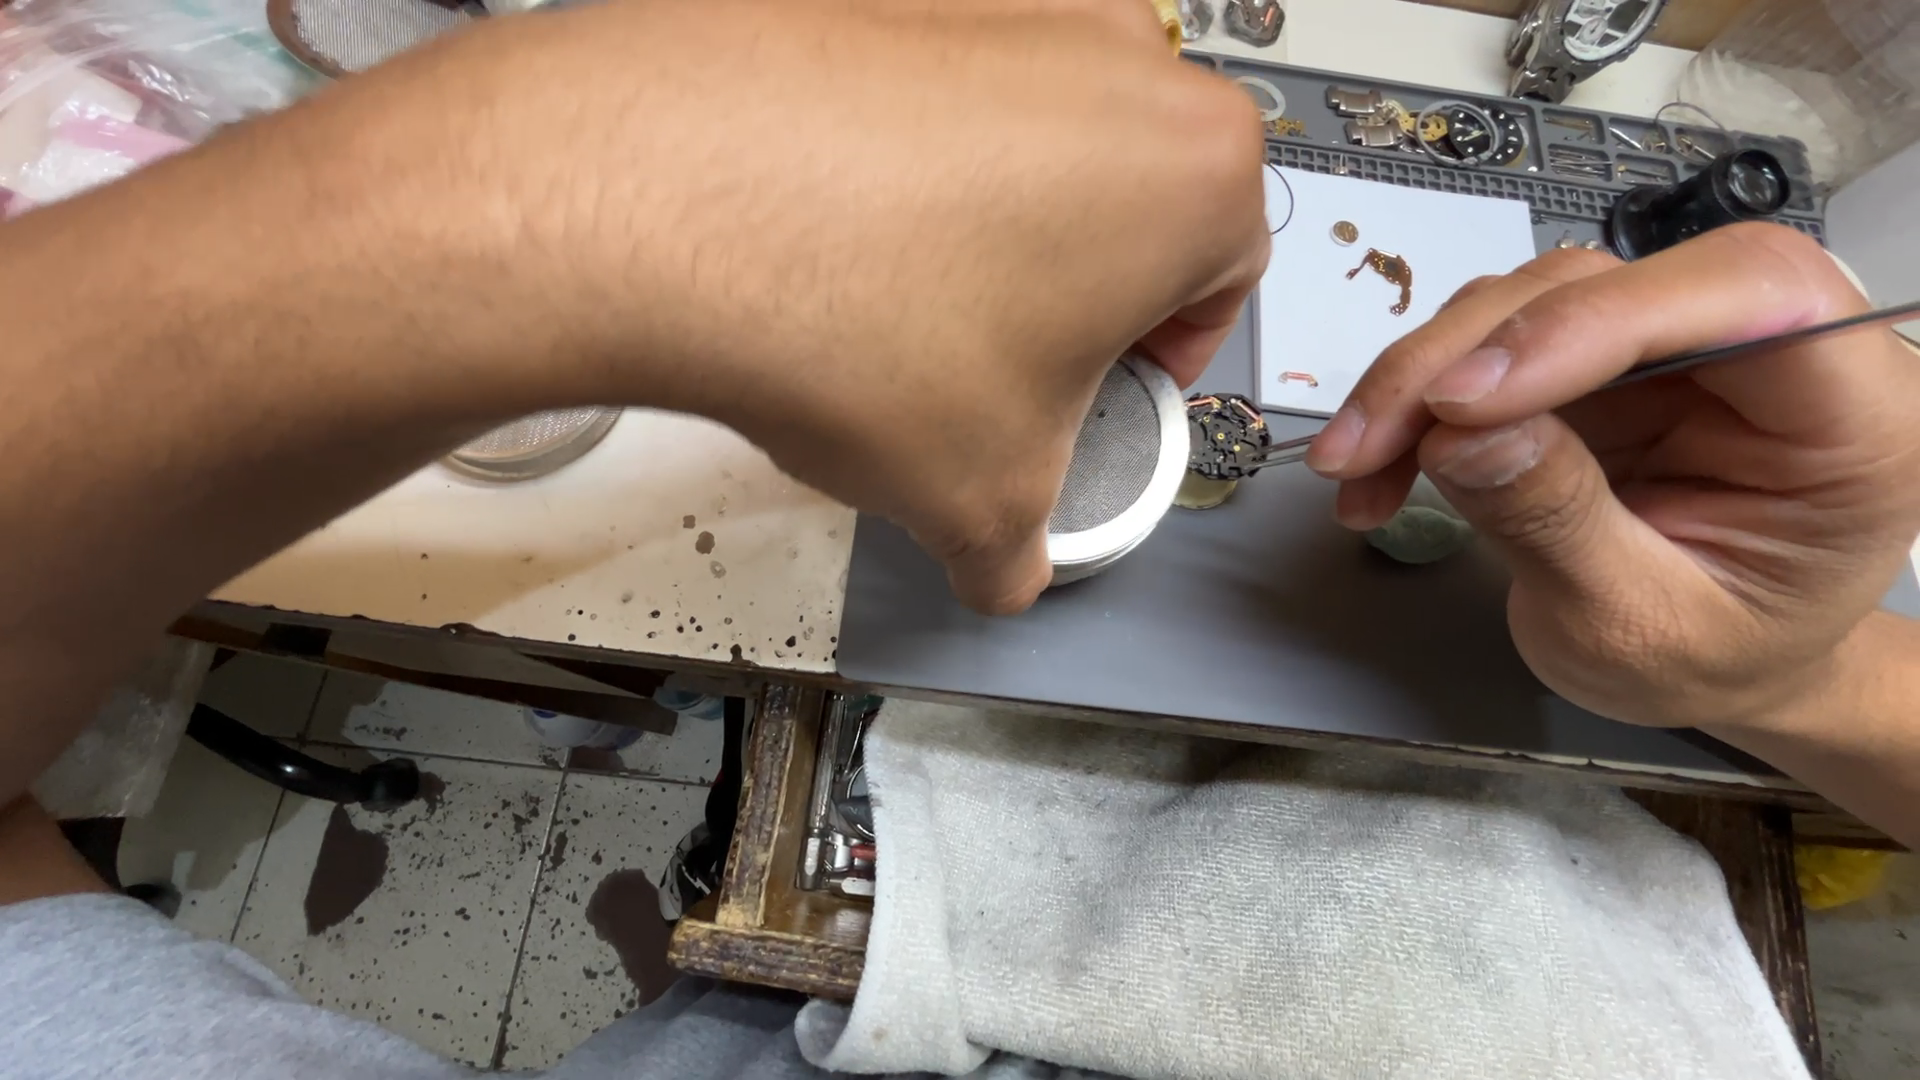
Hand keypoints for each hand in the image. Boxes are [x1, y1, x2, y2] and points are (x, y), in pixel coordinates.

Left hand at [293, 0, 1267, 613]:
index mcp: (1192, 171)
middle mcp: (1116, 57)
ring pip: (1041, 162)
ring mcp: (1002, 7)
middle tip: (1008, 377)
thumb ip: (1021, 555)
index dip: (1161, 362)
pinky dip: (921, 190)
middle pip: (1132, 219)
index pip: (1221, 285)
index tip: (1104, 395)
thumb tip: (1009, 571)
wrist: (664, 205)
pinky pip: (947, 115)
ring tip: (912, 322)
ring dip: (1000, 252)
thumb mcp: (983, 498)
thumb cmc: (865, 334)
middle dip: (1080, 310)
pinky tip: (852, 251)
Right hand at [1305, 224, 1919, 730]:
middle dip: (1446, 365)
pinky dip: (1403, 414)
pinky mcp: (1570, 380)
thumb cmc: (1700, 659)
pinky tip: (1370, 478)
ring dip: (1407, 387)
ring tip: (1348, 473)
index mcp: (1839, 416)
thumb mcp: (1628, 622)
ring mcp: (1646, 360)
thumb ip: (1556, 522)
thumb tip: (1456, 435)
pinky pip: (1467, 361)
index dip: (1589, 324)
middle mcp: (1741, 355)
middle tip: (1352, 452)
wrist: (1697, 670)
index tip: (1456, 406)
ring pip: (1507, 312)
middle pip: (1585, 289)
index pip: (1743, 294)